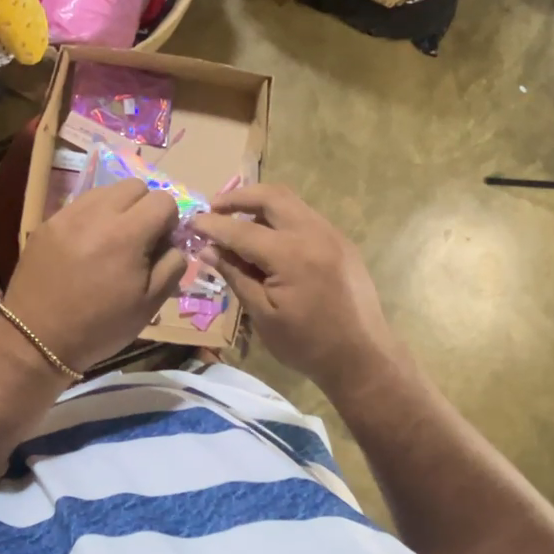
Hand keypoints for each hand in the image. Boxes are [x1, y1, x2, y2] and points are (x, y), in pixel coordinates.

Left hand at [2, 180, 189, 372]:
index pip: (163, 201)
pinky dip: (91, 218)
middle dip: (145, 208)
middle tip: (138, 240)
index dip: (169, 222)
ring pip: (106, 191)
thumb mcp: (149, 305)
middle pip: (136, 187)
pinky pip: (79, 205)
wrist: (36, 340)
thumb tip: (174, 243)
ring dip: (118, 209)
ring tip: (111, 241)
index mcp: (126, 236)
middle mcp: (96, 215)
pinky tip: (86, 246)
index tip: (160, 245)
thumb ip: (172, 266)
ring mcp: (68, 216)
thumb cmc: (100, 328)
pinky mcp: (47, 223)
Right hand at [191, 184, 400, 390]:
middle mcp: (313, 233)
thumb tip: (207, 249)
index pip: (241, 230)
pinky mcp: (341, 242)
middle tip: (214, 209)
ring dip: (261, 205)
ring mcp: (332, 234)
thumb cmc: (307, 344)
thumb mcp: (262, 314)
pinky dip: (281, 218)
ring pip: (290, 202)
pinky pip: (305, 217)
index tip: (191, 222)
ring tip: (237, 223)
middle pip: (270, 196)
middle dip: (238, 197)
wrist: (362, 357)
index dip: (212, 225)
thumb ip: (235, 275)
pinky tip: (268, 239)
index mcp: (290, 255)